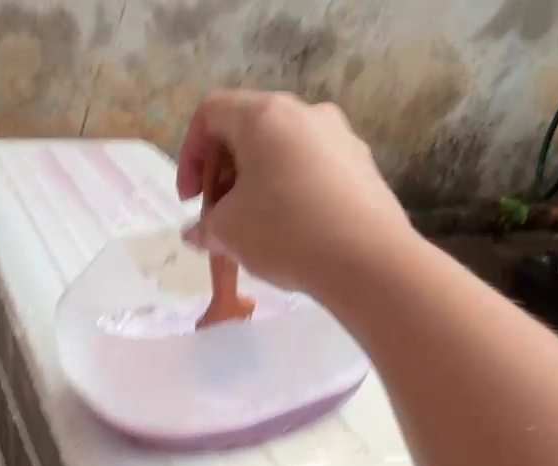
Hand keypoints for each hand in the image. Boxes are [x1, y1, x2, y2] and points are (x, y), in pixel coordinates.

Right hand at [177, 90, 416, 296]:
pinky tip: (293, 232)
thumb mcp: (229, 232)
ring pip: (283, 152)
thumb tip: (197, 232)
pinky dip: (292, 193)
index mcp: (264, 116)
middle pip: (248, 130)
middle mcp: (304, 113)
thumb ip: (206, 226)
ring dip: (259, 185)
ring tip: (255, 230)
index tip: (191, 201)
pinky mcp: (362, 166)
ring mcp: (339, 136)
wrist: (367, 260)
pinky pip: (313, 171)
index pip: (211, 113)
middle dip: (225, 174)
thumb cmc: (284, 233)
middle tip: (219, 218)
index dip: (190, 155)